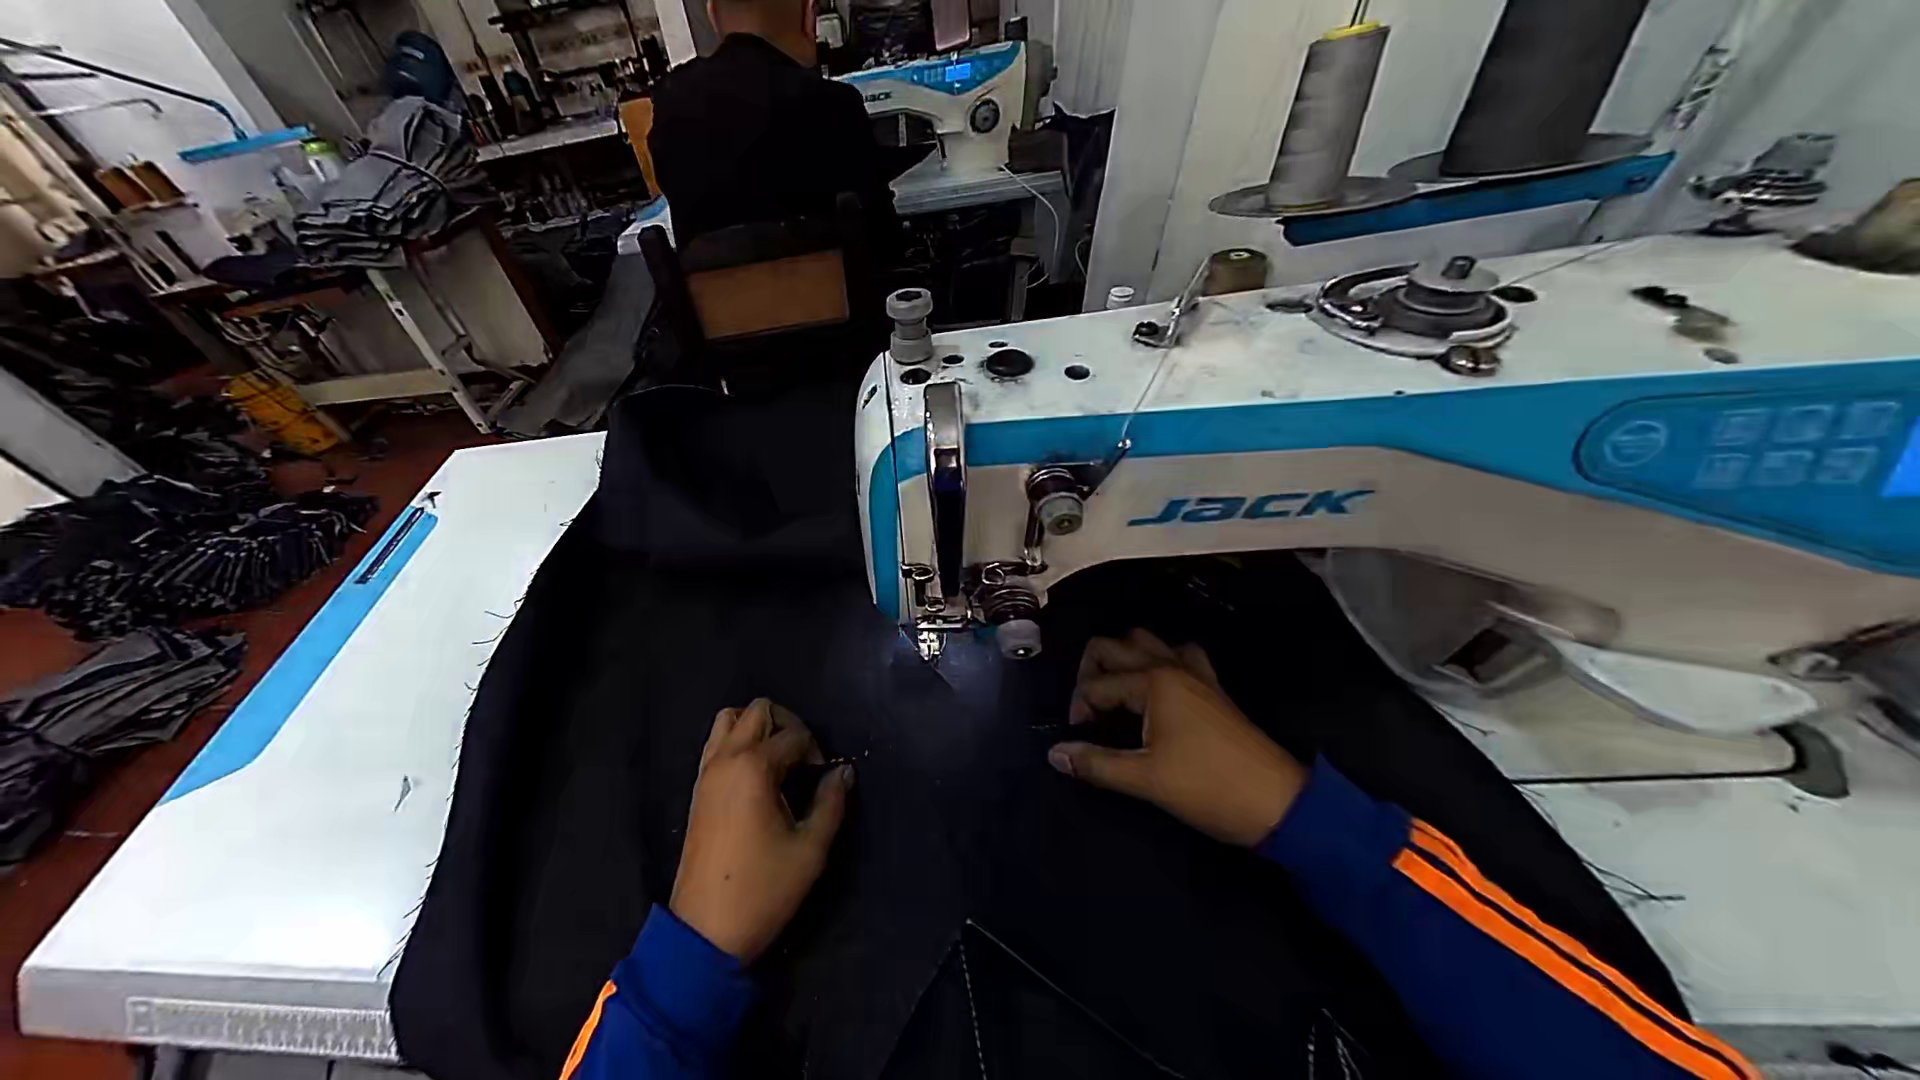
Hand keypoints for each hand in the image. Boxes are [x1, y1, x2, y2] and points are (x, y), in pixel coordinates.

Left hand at [671, 699, 853, 961]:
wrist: (704, 933)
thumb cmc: (762, 889)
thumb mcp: (811, 848)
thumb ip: (831, 801)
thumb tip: (843, 771)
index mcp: (753, 767)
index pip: (795, 735)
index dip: (816, 752)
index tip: (823, 782)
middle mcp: (726, 759)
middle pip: (758, 710)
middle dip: (788, 724)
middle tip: (804, 760)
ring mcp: (706, 772)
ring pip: (729, 719)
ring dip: (758, 727)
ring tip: (779, 760)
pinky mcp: (697, 789)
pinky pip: (716, 742)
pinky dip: (738, 742)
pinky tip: (757, 775)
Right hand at [1047, 630, 1307, 846]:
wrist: (1278, 803)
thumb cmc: (1208, 787)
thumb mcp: (1146, 779)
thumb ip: (1096, 763)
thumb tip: (1055, 753)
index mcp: (1154, 682)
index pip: (1097, 684)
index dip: (1080, 708)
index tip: (1080, 737)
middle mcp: (1172, 667)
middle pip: (1116, 645)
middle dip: (1091, 669)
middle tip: (1088, 707)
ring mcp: (1196, 673)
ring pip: (1148, 642)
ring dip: (1124, 658)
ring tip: (1114, 692)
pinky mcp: (1212, 688)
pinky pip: (1180, 655)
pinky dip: (1160, 661)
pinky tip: (1155, 688)